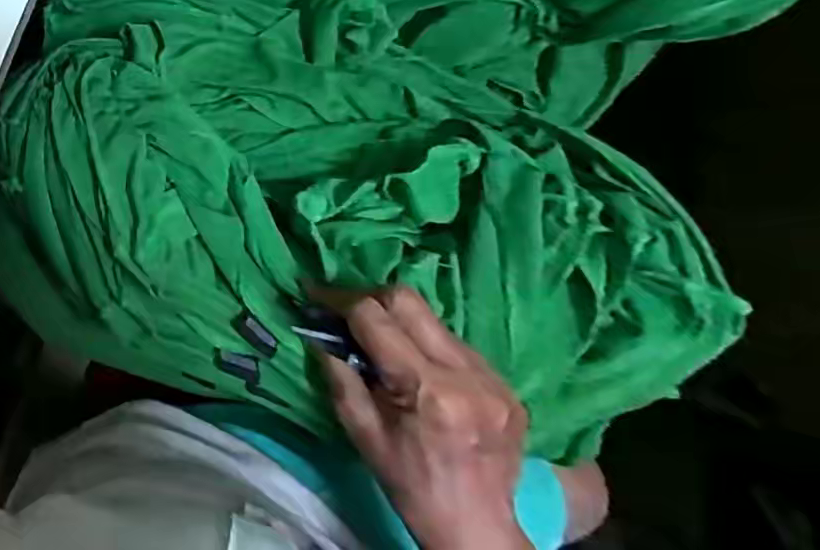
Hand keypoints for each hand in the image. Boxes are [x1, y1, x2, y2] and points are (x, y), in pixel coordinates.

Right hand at [316, 285, 531, 549]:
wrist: (478, 530)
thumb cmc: (410, 484)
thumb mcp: (361, 432)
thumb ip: (339, 375)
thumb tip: (318, 331)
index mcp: (429, 391)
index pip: (374, 317)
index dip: (338, 299)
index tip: (313, 293)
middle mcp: (466, 374)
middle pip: (407, 300)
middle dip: (368, 297)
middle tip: (344, 311)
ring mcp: (493, 378)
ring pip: (432, 317)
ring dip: (398, 319)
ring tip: (378, 340)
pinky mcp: (506, 384)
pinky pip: (454, 342)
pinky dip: (425, 341)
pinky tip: (415, 364)